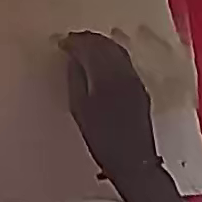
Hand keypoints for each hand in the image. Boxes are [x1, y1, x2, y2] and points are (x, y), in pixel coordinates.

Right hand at [60, 31, 161, 183]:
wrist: (134, 162)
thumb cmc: (101, 138)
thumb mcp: (79, 108)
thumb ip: (75, 78)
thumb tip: (72, 57)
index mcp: (105, 75)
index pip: (88, 46)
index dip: (73, 41)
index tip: (61, 43)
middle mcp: (122, 71)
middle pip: (103, 43)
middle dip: (86, 39)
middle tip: (70, 41)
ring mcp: (134, 77)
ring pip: (115, 48)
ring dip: (99, 43)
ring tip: (84, 47)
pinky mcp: (140, 85)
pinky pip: (123, 59)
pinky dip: (110, 52)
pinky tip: (101, 59)